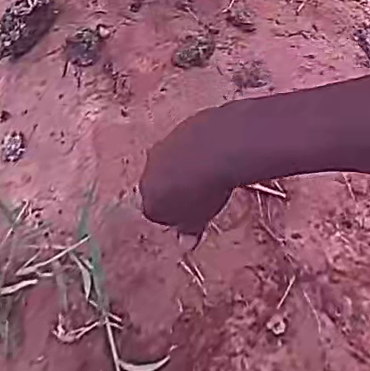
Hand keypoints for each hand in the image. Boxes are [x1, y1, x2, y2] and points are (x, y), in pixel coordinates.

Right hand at [140, 109, 236, 234]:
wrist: (219, 148)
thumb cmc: (207, 189)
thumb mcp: (199, 219)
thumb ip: (189, 231)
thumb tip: (186, 243)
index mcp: (149, 200)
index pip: (156, 211)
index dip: (176, 212)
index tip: (192, 212)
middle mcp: (149, 171)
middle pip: (159, 184)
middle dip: (175, 188)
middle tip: (200, 193)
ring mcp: (163, 146)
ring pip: (170, 161)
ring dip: (183, 166)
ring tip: (209, 173)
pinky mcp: (179, 127)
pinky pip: (184, 143)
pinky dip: (194, 148)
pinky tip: (212, 153)